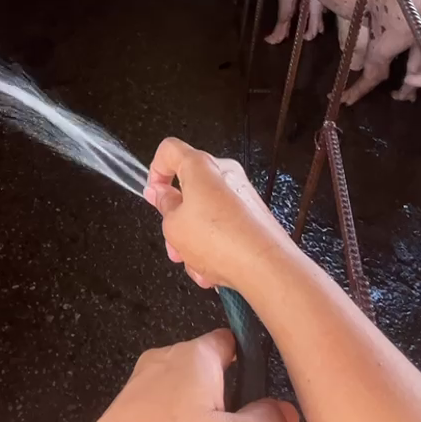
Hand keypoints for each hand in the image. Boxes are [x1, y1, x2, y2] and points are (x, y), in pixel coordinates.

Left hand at [66, 329, 298, 421]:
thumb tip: (284, 410)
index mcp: (194, 355)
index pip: (231, 341)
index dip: (255, 364)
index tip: (271, 393)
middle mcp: (165, 362)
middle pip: (214, 381)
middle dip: (238, 417)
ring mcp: (143, 389)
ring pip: (192, 407)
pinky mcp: (129, 416)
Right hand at [144, 137, 293, 293]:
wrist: (266, 267)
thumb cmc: (220, 241)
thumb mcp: (174, 226)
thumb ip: (163, 206)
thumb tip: (160, 193)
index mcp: (200, 166)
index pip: (168, 150)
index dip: (155, 171)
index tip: (154, 195)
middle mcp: (224, 173)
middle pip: (188, 188)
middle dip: (176, 219)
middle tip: (173, 243)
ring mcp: (241, 194)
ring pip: (205, 212)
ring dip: (195, 239)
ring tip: (196, 265)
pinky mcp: (254, 215)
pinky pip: (224, 227)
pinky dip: (216, 246)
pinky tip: (213, 271)